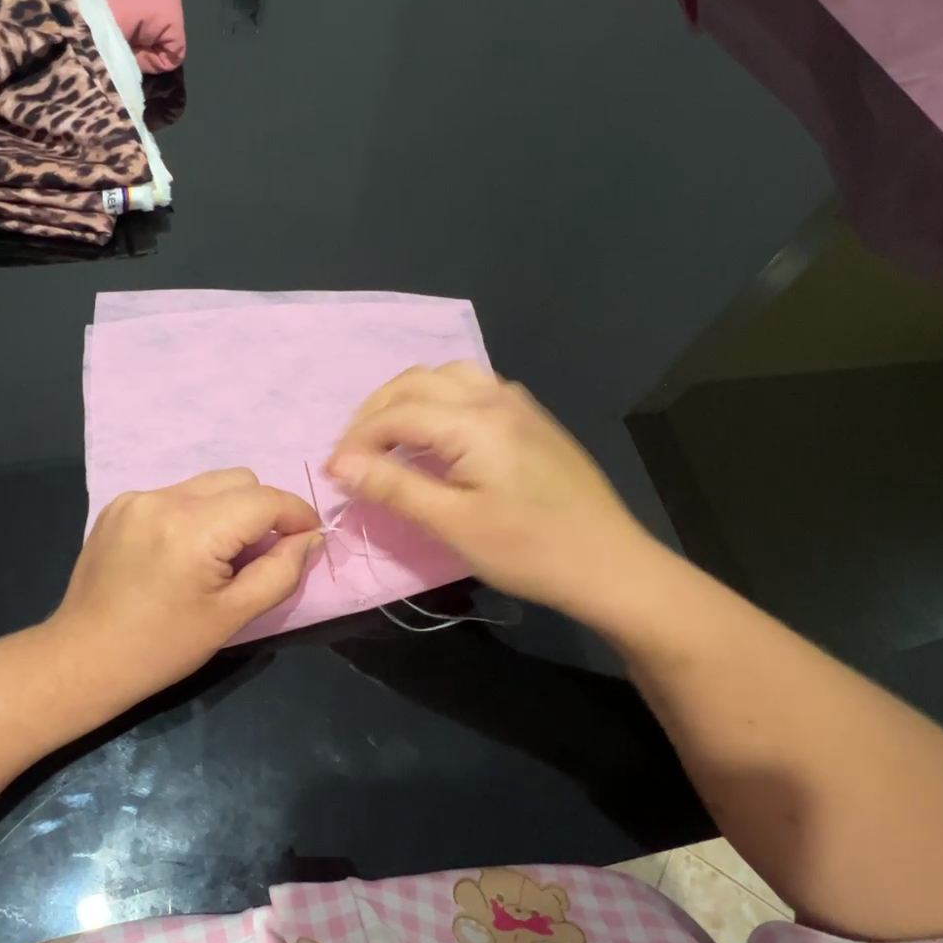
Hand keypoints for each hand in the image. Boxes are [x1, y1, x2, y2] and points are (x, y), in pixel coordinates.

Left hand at [50, 469, 322, 701]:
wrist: (85, 658)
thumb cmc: (163, 648)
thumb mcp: (233, 616)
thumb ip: (281, 572)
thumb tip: (310, 538)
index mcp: (193, 529)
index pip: (264, 500)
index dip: (296, 515)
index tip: (310, 538)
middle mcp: (163, 499)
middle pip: (239, 480)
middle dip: (263, 510)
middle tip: (263, 554)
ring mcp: (136, 498)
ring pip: (208, 483)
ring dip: (229, 510)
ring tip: (221, 556)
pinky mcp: (118, 505)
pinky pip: (176, 494)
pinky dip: (195, 514)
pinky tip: (183, 553)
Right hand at [326, 363, 662, 619]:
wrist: (611, 565)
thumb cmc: (530, 551)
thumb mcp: (454, 525)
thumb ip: (394, 488)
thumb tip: (341, 464)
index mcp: (475, 422)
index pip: (397, 414)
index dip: (356, 441)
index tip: (332, 474)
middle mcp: (496, 398)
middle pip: (417, 382)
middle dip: (374, 413)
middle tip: (352, 455)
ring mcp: (519, 405)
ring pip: (447, 377)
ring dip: (407, 400)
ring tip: (386, 438)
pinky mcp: (532, 420)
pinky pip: (472, 388)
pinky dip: (437, 400)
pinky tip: (433, 434)